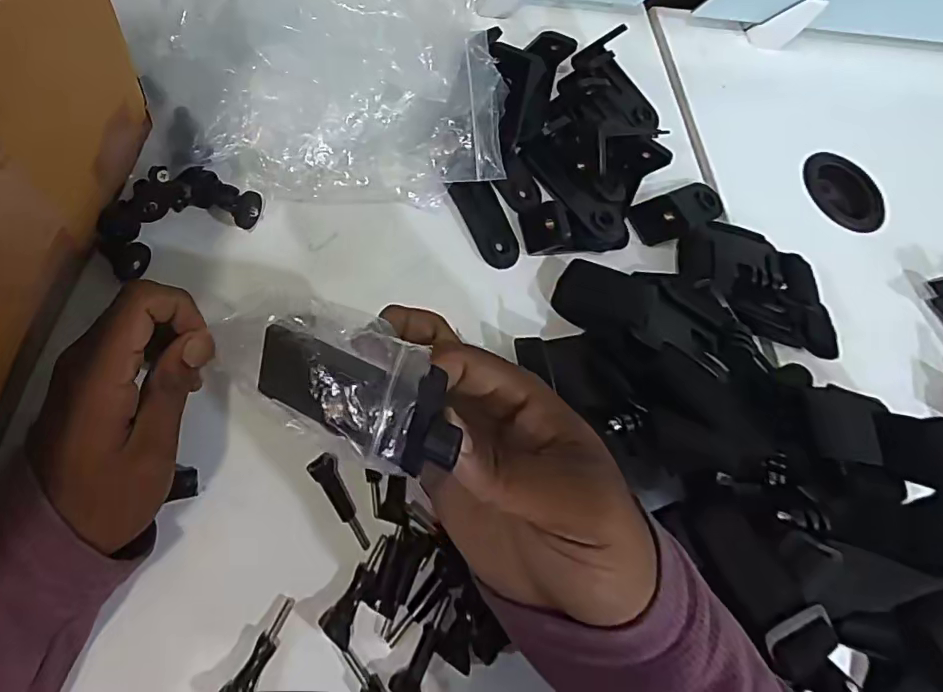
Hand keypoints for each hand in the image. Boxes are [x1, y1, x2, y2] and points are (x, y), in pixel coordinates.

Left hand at [28, 280, 214, 554]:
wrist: (46, 540)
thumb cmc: (105, 503)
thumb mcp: (151, 453)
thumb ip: (171, 388)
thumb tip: (196, 338)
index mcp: (97, 373)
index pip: (139, 300)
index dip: (180, 307)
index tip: (200, 349)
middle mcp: (80, 358)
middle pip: (135, 303)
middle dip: (179, 321)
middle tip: (199, 367)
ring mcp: (75, 367)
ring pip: (129, 318)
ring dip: (167, 334)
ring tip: (187, 380)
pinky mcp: (78, 379)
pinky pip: (120, 341)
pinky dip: (151, 348)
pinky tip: (165, 384)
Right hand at [380, 306, 656, 627]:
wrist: (593, 603)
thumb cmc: (599, 534)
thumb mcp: (568, 502)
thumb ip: (507, 471)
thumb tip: (444, 433)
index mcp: (522, 400)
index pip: (475, 366)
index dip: (439, 361)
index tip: (404, 375)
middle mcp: (486, 412)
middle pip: (442, 365)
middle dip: (405, 346)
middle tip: (362, 340)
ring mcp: (461, 445)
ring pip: (418, 401)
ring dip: (386, 388)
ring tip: (343, 382)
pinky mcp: (442, 480)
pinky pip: (408, 446)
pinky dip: (381, 435)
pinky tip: (352, 428)